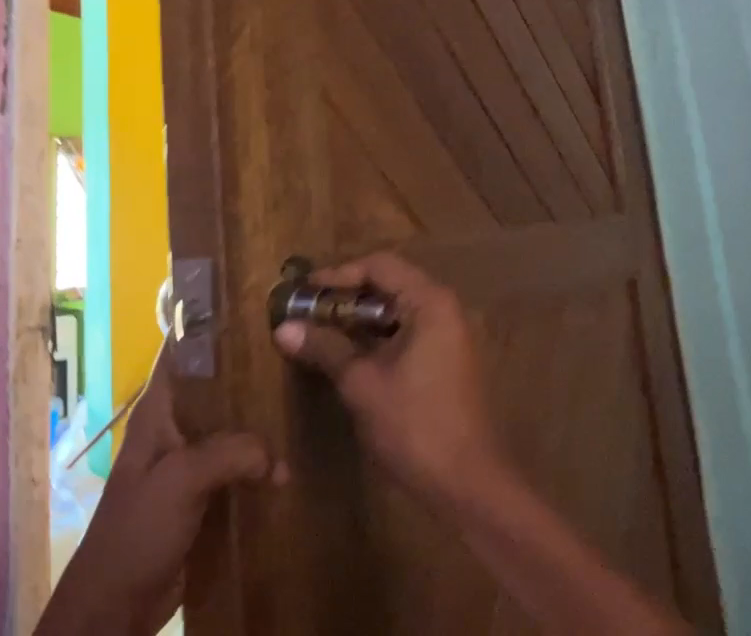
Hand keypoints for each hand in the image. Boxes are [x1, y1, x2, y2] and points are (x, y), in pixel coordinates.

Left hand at [38, 348, 283, 635]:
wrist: (118, 602)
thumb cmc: (137, 529)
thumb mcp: (180, 479)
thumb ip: (229, 452)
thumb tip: (278, 455)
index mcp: (159, 410)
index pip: (183, 351)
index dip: (214, 327)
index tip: (257, 311)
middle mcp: (176, 427)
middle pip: (218, 388)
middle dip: (253, 376)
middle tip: (299, 357)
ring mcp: (191, 462)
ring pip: (233, 428)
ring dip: (263, 424)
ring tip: (305, 405)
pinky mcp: (205, 494)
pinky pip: (239, 467)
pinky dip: (263, 464)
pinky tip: (294, 460)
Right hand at [271, 253, 505, 511]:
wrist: (467, 483)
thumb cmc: (414, 425)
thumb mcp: (362, 383)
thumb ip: (325, 348)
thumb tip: (283, 327)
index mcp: (430, 303)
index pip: (379, 266)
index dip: (338, 275)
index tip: (303, 290)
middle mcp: (444, 311)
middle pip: (389, 286)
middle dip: (345, 298)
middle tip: (305, 311)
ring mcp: (448, 338)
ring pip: (396, 314)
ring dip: (358, 321)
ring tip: (318, 333)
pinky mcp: (445, 363)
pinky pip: (405, 335)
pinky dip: (375, 340)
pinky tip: (346, 357)